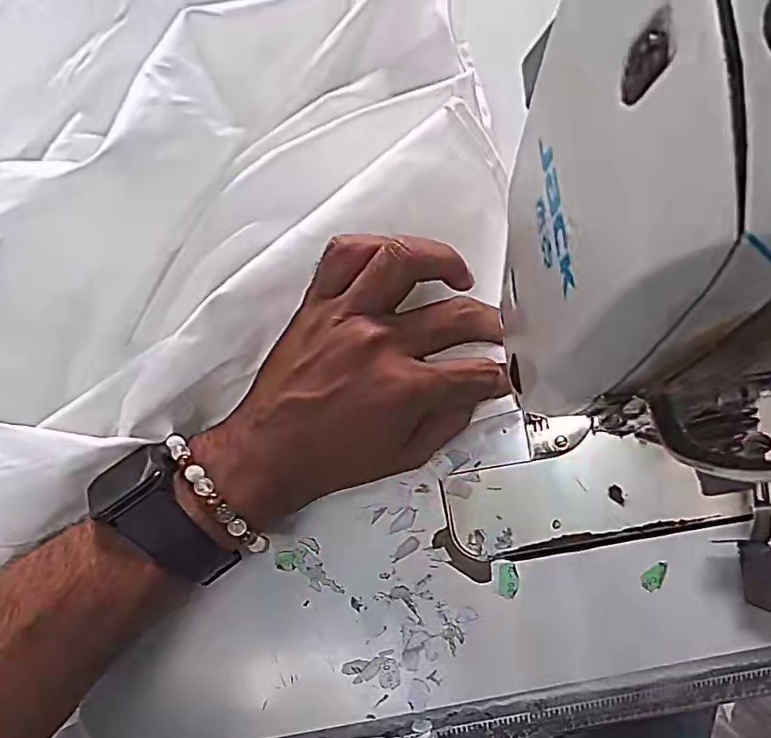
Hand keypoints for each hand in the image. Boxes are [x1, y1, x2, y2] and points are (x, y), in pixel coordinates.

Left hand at [184, 234, 511, 529]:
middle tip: (492, 331)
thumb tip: (470, 397)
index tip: (499, 375)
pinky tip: (391, 259)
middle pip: (455, 315)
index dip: (497, 375)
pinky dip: (373, 247)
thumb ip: (446, 423)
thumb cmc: (328, 459)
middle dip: (489, 324)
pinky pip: (344, 255)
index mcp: (404, 389)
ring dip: (441, 260)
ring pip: (402, 260)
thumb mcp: (403, 456)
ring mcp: (346, 318)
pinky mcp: (317, 307)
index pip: (474, 372)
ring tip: (455, 273)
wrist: (271, 453)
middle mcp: (379, 345)